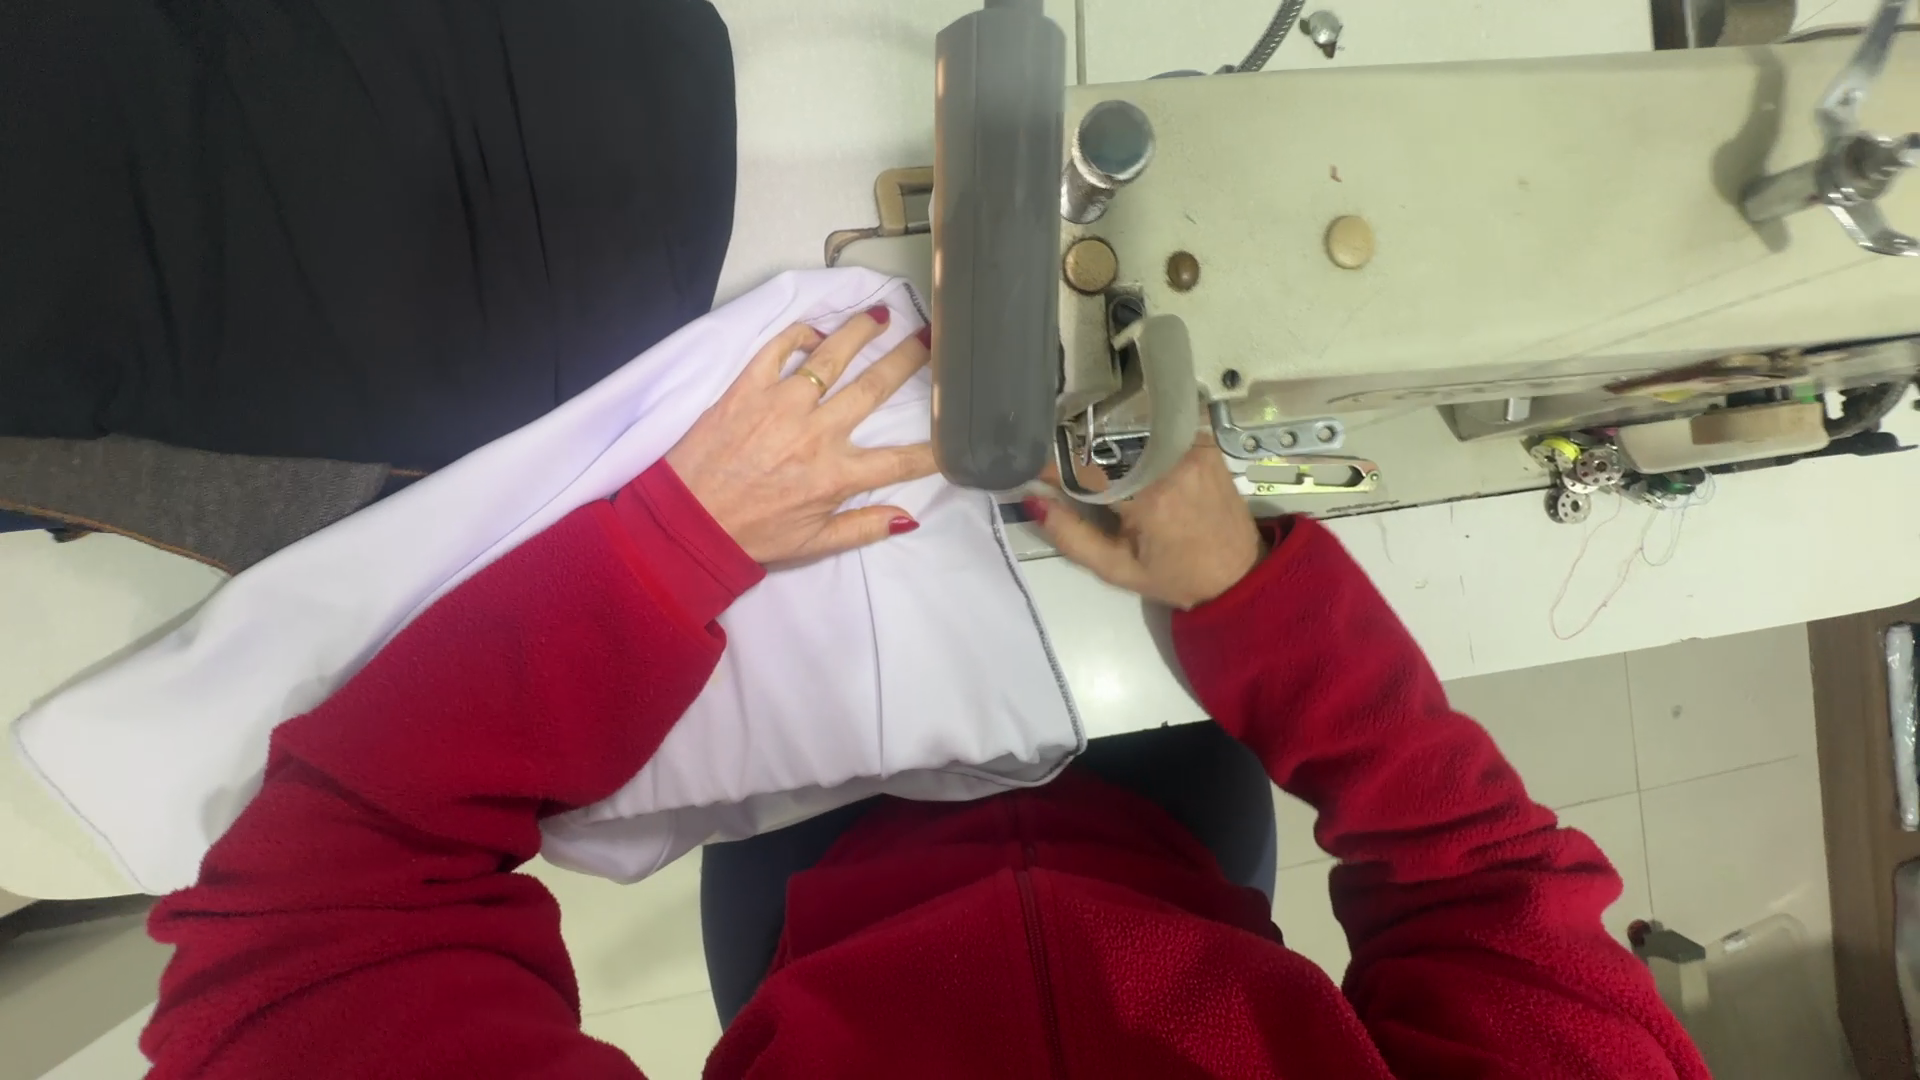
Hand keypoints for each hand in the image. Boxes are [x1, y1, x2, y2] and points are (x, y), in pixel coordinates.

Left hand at [666, 307, 937, 564]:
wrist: (685, 520)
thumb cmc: (751, 535)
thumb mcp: (813, 545)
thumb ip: (864, 528)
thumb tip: (910, 518)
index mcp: (836, 476)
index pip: (900, 460)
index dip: (935, 448)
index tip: (956, 434)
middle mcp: (816, 433)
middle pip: (874, 388)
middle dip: (908, 361)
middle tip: (930, 339)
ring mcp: (781, 404)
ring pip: (832, 358)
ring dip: (860, 332)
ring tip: (882, 315)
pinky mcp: (747, 387)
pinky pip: (779, 349)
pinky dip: (800, 335)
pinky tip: (817, 333)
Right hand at [1025, 433, 1265, 609]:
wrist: (1239, 573)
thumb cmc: (1175, 577)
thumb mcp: (1116, 569)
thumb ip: (1071, 536)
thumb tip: (1034, 500)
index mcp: (1149, 497)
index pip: (1085, 467)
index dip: (1056, 467)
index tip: (1039, 473)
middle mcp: (1173, 463)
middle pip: (1107, 443)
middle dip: (1081, 453)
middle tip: (1067, 471)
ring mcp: (1192, 447)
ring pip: (1130, 433)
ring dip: (1108, 445)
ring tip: (1099, 466)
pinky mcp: (1204, 442)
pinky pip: (1157, 430)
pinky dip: (1138, 441)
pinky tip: (1132, 459)